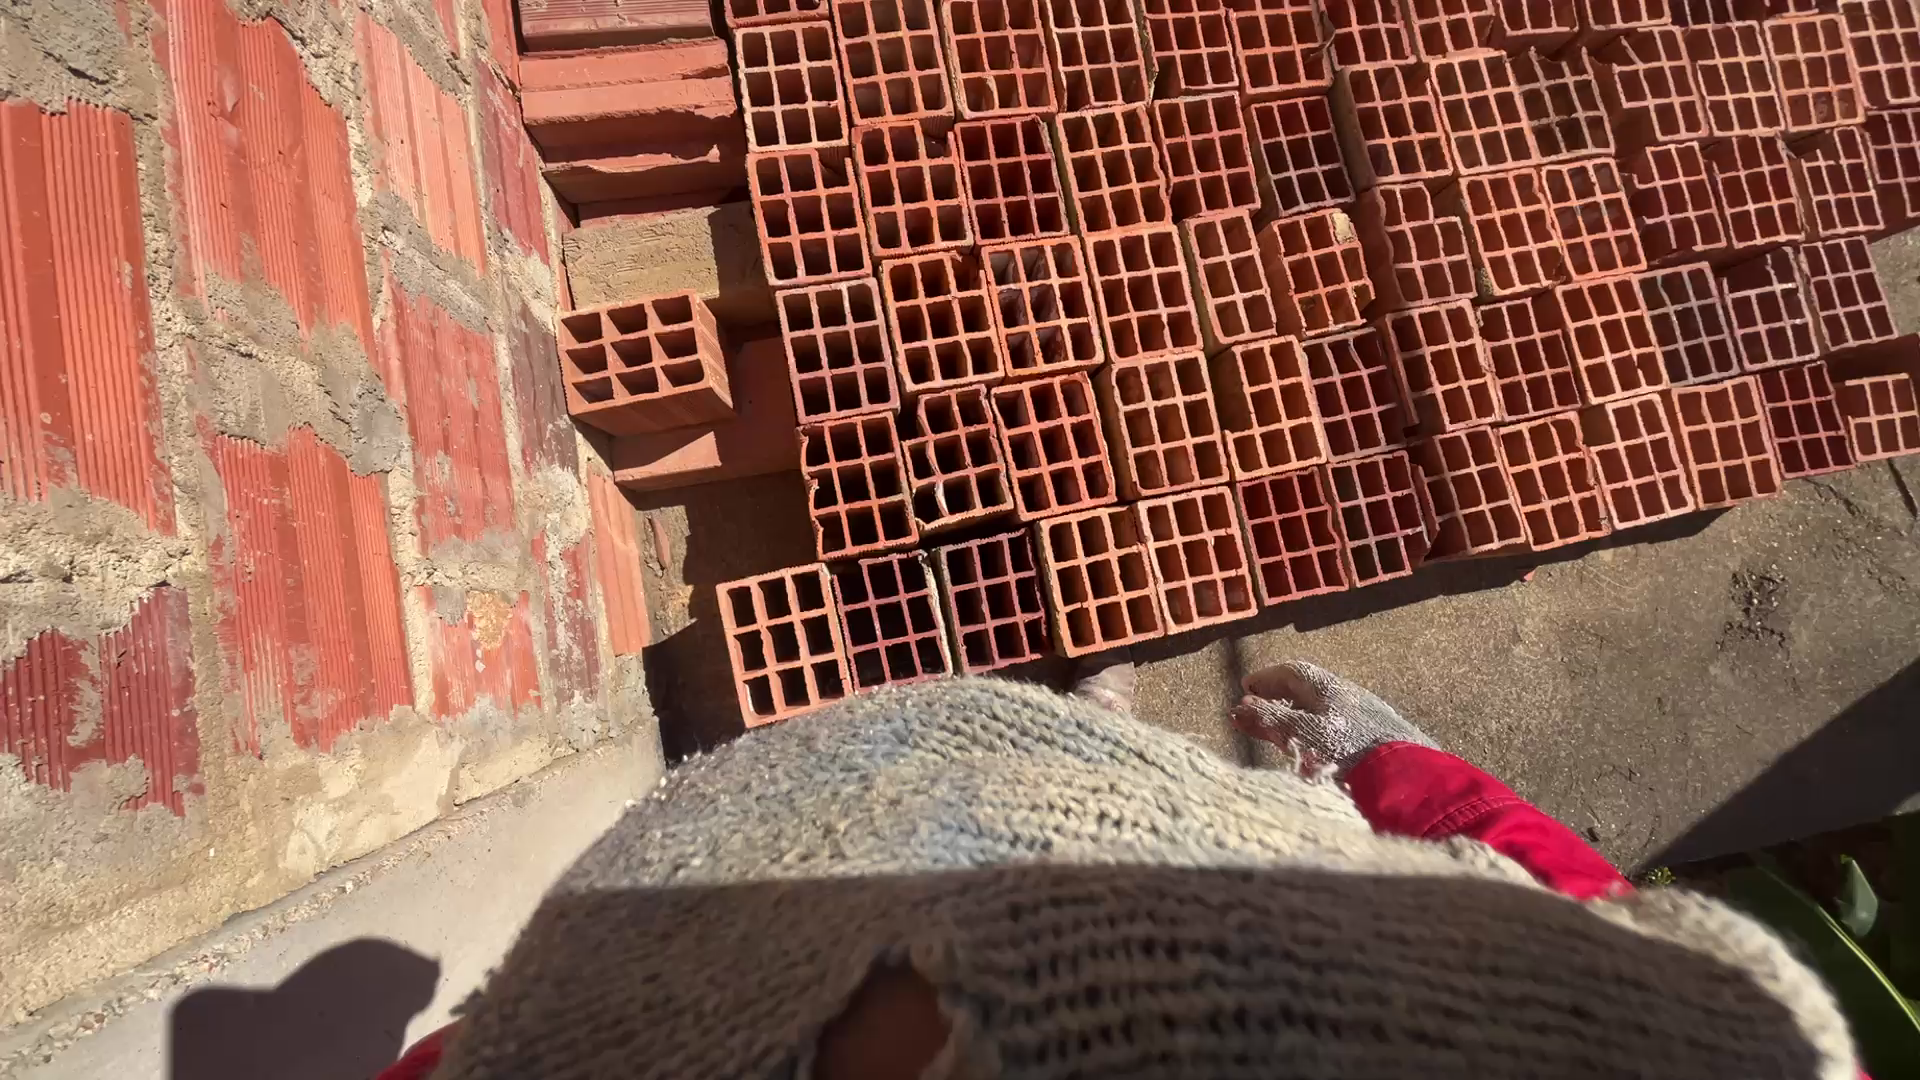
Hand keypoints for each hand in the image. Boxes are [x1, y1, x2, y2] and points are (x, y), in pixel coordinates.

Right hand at [1230, 661, 1437, 775]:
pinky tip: (1315, 756)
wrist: (1411, 780)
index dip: (1265, 679)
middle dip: (1277, 702)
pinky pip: (1339, 731)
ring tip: (1281, 738)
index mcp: (1329, 686)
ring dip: (1296, 721)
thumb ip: (1268, 719)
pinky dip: (1316, 736)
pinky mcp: (1381, 741)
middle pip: (1306, 692)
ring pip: (1323, 713)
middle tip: (1257, 716)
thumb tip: (1239, 705)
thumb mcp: (1301, 733)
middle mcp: (1349, 696)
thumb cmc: (1348, 750)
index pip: (1291, 671)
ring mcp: (1368, 718)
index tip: (1244, 691)